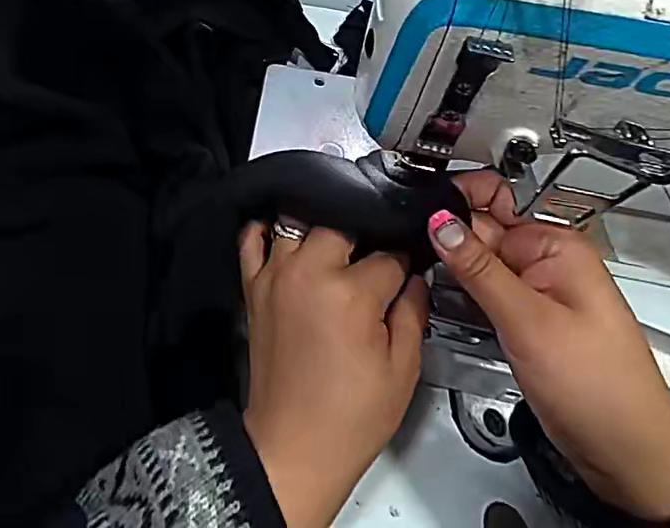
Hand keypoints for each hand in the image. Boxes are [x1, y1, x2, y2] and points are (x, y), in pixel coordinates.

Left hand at [240, 221, 428, 526]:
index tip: (407, 272)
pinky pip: (252, 238)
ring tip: (335, 249)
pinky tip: (288, 236)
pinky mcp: (254, 287)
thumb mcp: (402, 370)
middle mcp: (309, 274)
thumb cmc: (348, 417)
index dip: (404, 263)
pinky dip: (266, 229)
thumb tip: (417, 280)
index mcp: (351, 294)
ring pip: (298, 220)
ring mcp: (276, 276)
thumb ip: (413, 313)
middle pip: (342, 224)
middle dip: (364, 237)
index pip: (388, 256)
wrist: (293, 449)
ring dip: (320, 229)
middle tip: (372, 259)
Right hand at [429, 173, 669, 519]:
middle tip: (437, 277)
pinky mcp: (533, 321)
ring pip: (485, 269)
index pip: (491, 208)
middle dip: (456, 254)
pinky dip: (474, 303)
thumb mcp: (527, 322)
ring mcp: (541, 293)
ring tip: (455, 303)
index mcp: (558, 247)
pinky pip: (493, 296)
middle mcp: (551, 263)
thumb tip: (443, 222)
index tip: (424, 226)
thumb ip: (478, 269)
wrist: (631, 463)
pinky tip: (467, 316)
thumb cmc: (602, 393)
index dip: (456, 216)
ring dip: (463, 281)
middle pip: (485, 236)